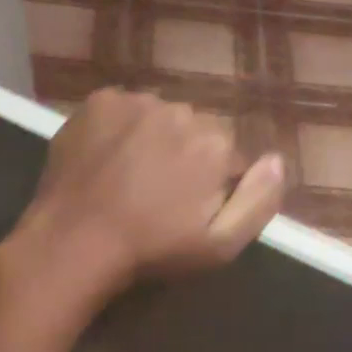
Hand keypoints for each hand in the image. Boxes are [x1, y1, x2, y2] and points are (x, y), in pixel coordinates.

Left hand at [0, 88, 286, 307]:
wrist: (75, 241)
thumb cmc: (153, 249)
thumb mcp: (220, 244)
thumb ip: (259, 201)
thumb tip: (276, 160)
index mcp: (216, 143)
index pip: (230, 159)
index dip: (214, 187)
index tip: (190, 212)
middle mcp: (182, 110)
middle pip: (197, 133)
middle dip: (186, 159)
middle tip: (159, 197)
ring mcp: (137, 102)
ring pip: (161, 119)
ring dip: (155, 141)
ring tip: (131, 179)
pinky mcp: (100, 102)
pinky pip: (125, 111)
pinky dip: (122, 130)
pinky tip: (109, 161)